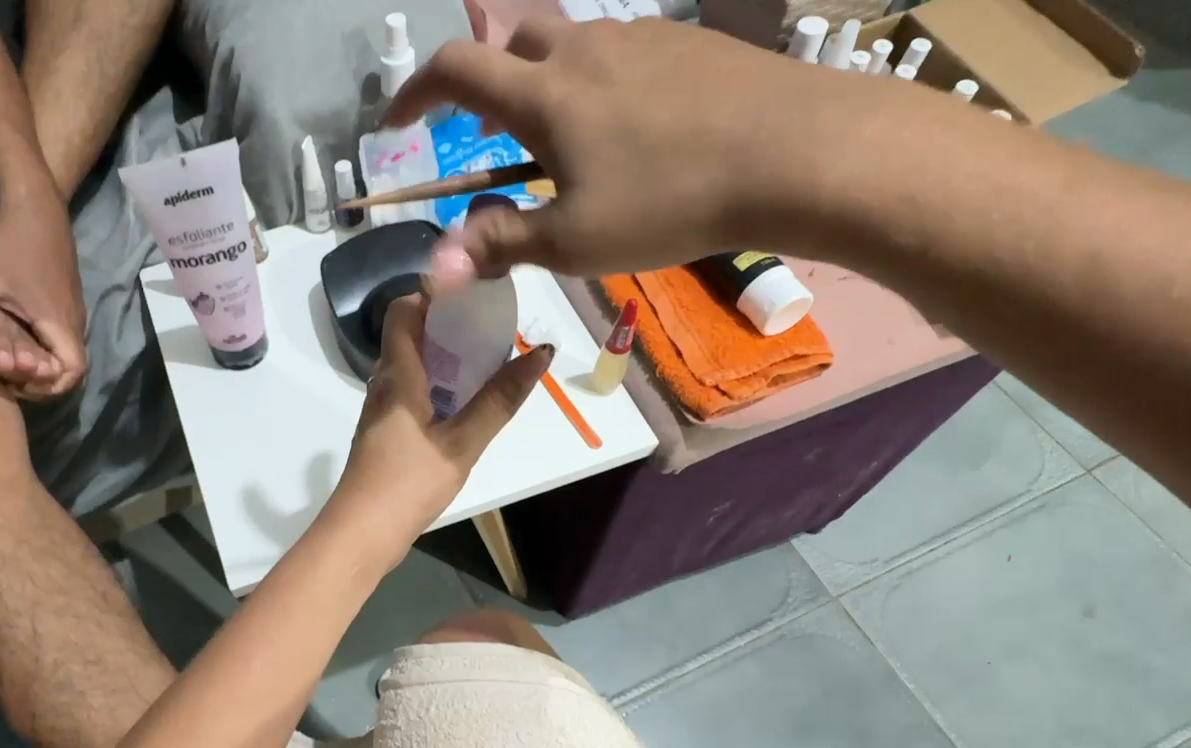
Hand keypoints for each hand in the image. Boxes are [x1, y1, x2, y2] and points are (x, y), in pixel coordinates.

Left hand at [0, 190, 87, 399]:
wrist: (35, 205)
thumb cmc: (11, 240)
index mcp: (59, 321)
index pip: (71, 372)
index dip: (47, 384)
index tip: (17, 379)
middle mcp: (72, 324)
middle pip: (66, 368)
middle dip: (37, 377)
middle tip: (4, 374)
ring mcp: (71, 314)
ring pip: (62, 354)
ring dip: (37, 362)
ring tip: (4, 362)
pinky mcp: (64, 306)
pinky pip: (57, 339)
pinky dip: (39, 347)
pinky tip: (11, 343)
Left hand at [329, 289, 552, 552]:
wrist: (361, 535)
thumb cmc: (407, 484)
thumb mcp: (462, 443)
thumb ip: (499, 400)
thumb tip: (540, 353)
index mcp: (397, 376)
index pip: (403, 310)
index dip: (434, 294)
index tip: (474, 296)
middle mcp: (384, 385)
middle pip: (410, 337)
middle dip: (450, 326)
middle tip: (493, 328)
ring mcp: (381, 412)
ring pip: (412, 368)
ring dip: (446, 359)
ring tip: (488, 362)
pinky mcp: (385, 435)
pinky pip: (412, 395)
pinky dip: (438, 388)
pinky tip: (466, 405)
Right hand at [388, 16, 869, 284]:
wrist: (795, 153)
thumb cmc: (669, 202)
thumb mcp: (573, 241)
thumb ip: (500, 244)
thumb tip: (435, 266)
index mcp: (542, 93)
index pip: (455, 71)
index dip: (414, 93)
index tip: (395, 124)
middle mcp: (582, 48)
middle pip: (511, 41)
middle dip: (483, 80)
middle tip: (486, 130)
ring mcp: (638, 37)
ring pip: (569, 46)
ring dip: (544, 84)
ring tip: (561, 141)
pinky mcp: (684, 44)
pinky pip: (620, 54)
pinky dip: (597, 85)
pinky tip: (628, 131)